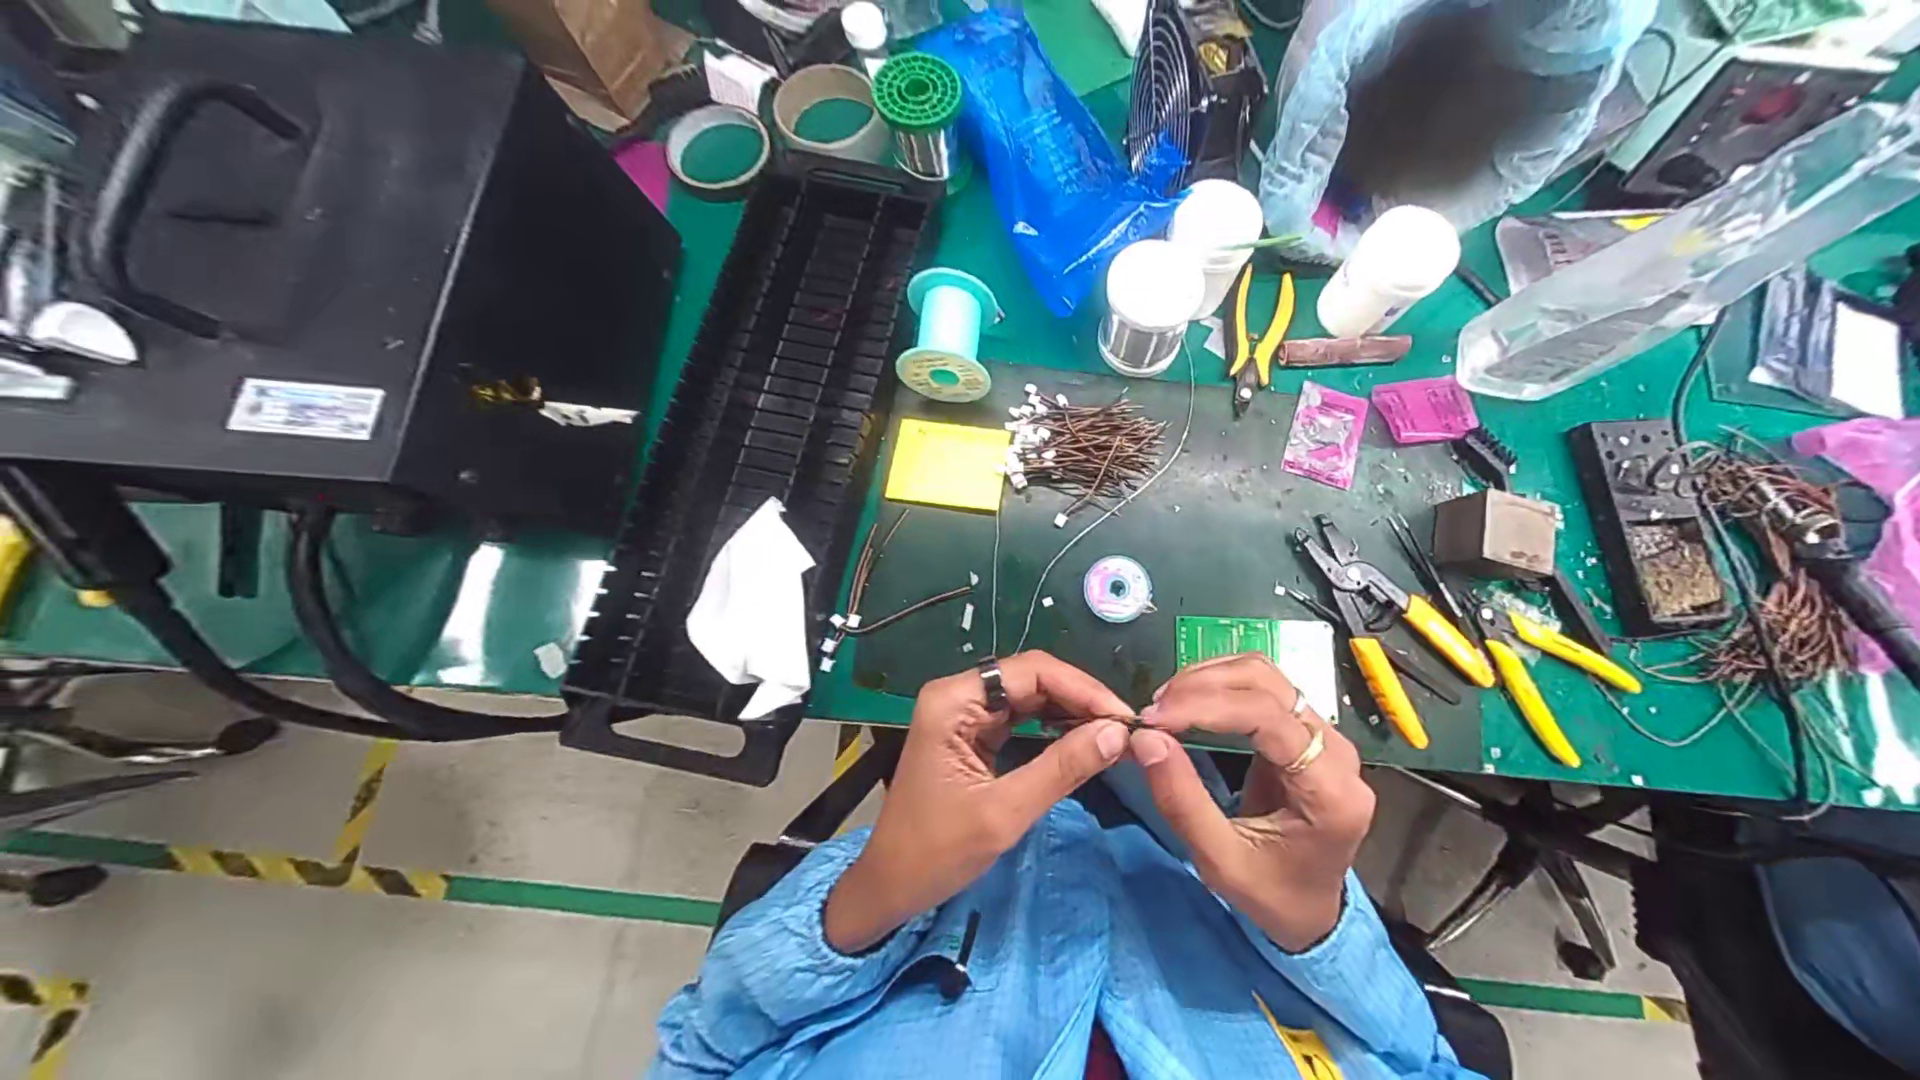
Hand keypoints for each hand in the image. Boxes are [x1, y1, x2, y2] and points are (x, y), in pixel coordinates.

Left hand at [824, 652, 1132, 952]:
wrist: (891, 883)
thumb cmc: (936, 851)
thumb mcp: (1004, 812)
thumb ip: (1061, 768)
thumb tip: (1117, 733)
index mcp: (953, 700)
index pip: (1030, 670)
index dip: (1082, 688)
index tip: (1124, 717)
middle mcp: (958, 694)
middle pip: (1030, 677)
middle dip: (1080, 698)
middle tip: (1126, 728)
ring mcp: (963, 711)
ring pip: (1029, 694)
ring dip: (1070, 710)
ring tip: (1113, 733)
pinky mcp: (971, 731)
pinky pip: (1019, 716)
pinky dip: (1053, 726)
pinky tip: (1082, 738)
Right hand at [1130, 653, 1374, 951]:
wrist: (1310, 910)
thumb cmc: (1271, 894)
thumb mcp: (1221, 862)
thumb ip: (1183, 800)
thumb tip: (1145, 738)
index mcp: (1329, 790)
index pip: (1267, 716)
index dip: (1205, 706)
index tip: (1154, 718)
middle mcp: (1335, 751)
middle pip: (1266, 682)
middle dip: (1201, 686)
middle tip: (1154, 711)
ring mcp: (1322, 735)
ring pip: (1262, 674)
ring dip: (1207, 678)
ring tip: (1165, 704)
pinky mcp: (1301, 729)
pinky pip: (1259, 686)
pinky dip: (1216, 683)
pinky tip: (1187, 701)